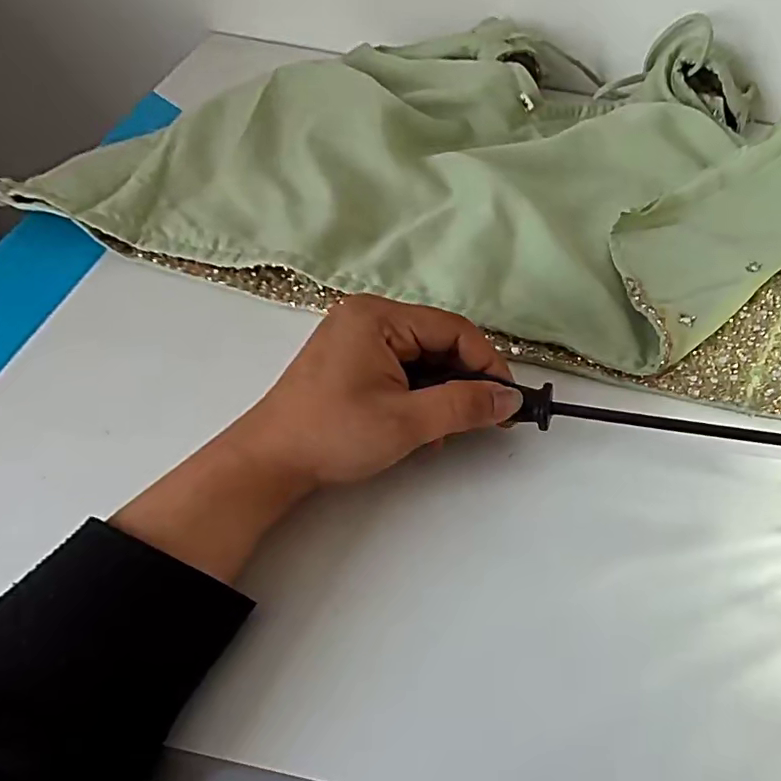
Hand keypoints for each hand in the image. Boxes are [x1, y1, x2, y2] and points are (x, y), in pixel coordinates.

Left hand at [111, 296, 520, 581]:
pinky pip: (404, 373)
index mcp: (377, 317)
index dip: (488, 364)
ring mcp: (358, 341)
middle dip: (466, 382)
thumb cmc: (334, 434)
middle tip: (486, 418)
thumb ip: (465, 405)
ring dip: (444, 396)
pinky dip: (422, 399)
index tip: (508, 400)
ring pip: (425, 362)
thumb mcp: (408, 421)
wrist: (269, 463)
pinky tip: (423, 430)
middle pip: (440, 343)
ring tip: (448, 431)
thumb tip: (511, 399)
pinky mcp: (353, 364)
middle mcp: (368, 319)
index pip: (454, 330)